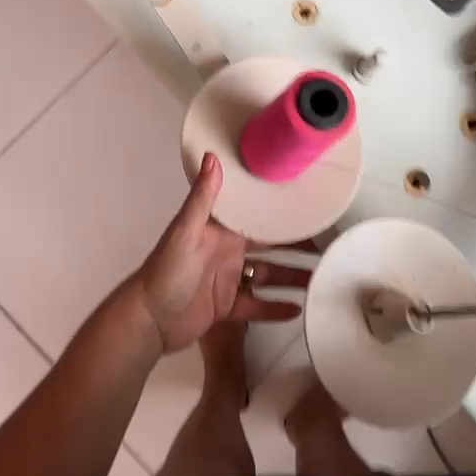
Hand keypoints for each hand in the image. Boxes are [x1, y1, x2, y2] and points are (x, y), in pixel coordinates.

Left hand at [124, 154, 310, 353]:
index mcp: (220, 230)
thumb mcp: (185, 231)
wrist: (148, 320)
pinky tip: (297, 309)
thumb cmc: (167, 271)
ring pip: (268, 276)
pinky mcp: (227, 307)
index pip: (257, 216)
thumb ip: (203, 198)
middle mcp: (227, 250)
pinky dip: (275, 308)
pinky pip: (256, 306)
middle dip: (296, 245)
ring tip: (320, 278)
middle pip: (269, 246)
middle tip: (327, 245)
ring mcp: (228, 279)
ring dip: (292, 277)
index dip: (281, 211)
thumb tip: (212, 155)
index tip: (309, 205)